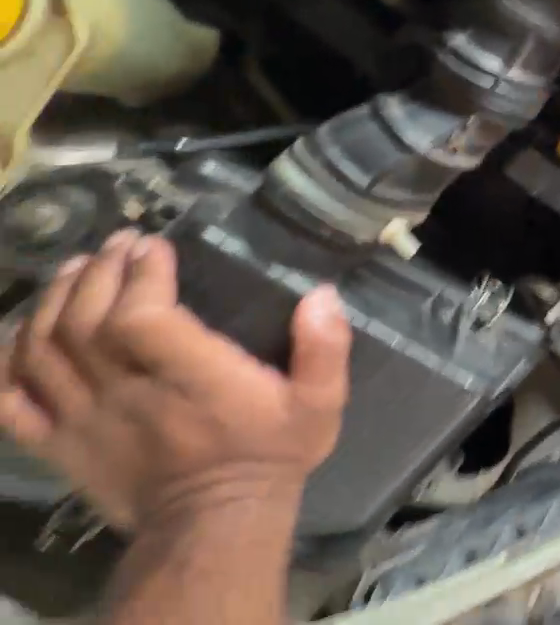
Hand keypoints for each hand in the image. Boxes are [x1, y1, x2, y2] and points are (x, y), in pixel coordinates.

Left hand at [0, 230, 351, 530]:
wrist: (215, 519)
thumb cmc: (274, 449)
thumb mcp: (322, 399)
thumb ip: (325, 346)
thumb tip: (321, 294)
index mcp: (190, 377)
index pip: (141, 318)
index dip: (141, 276)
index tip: (156, 245)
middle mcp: (126, 393)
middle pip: (83, 324)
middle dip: (98, 275)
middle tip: (120, 243)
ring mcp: (81, 419)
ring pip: (41, 352)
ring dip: (52, 303)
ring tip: (76, 270)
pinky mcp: (57, 442)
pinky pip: (9, 398)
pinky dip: (3, 360)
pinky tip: (18, 332)